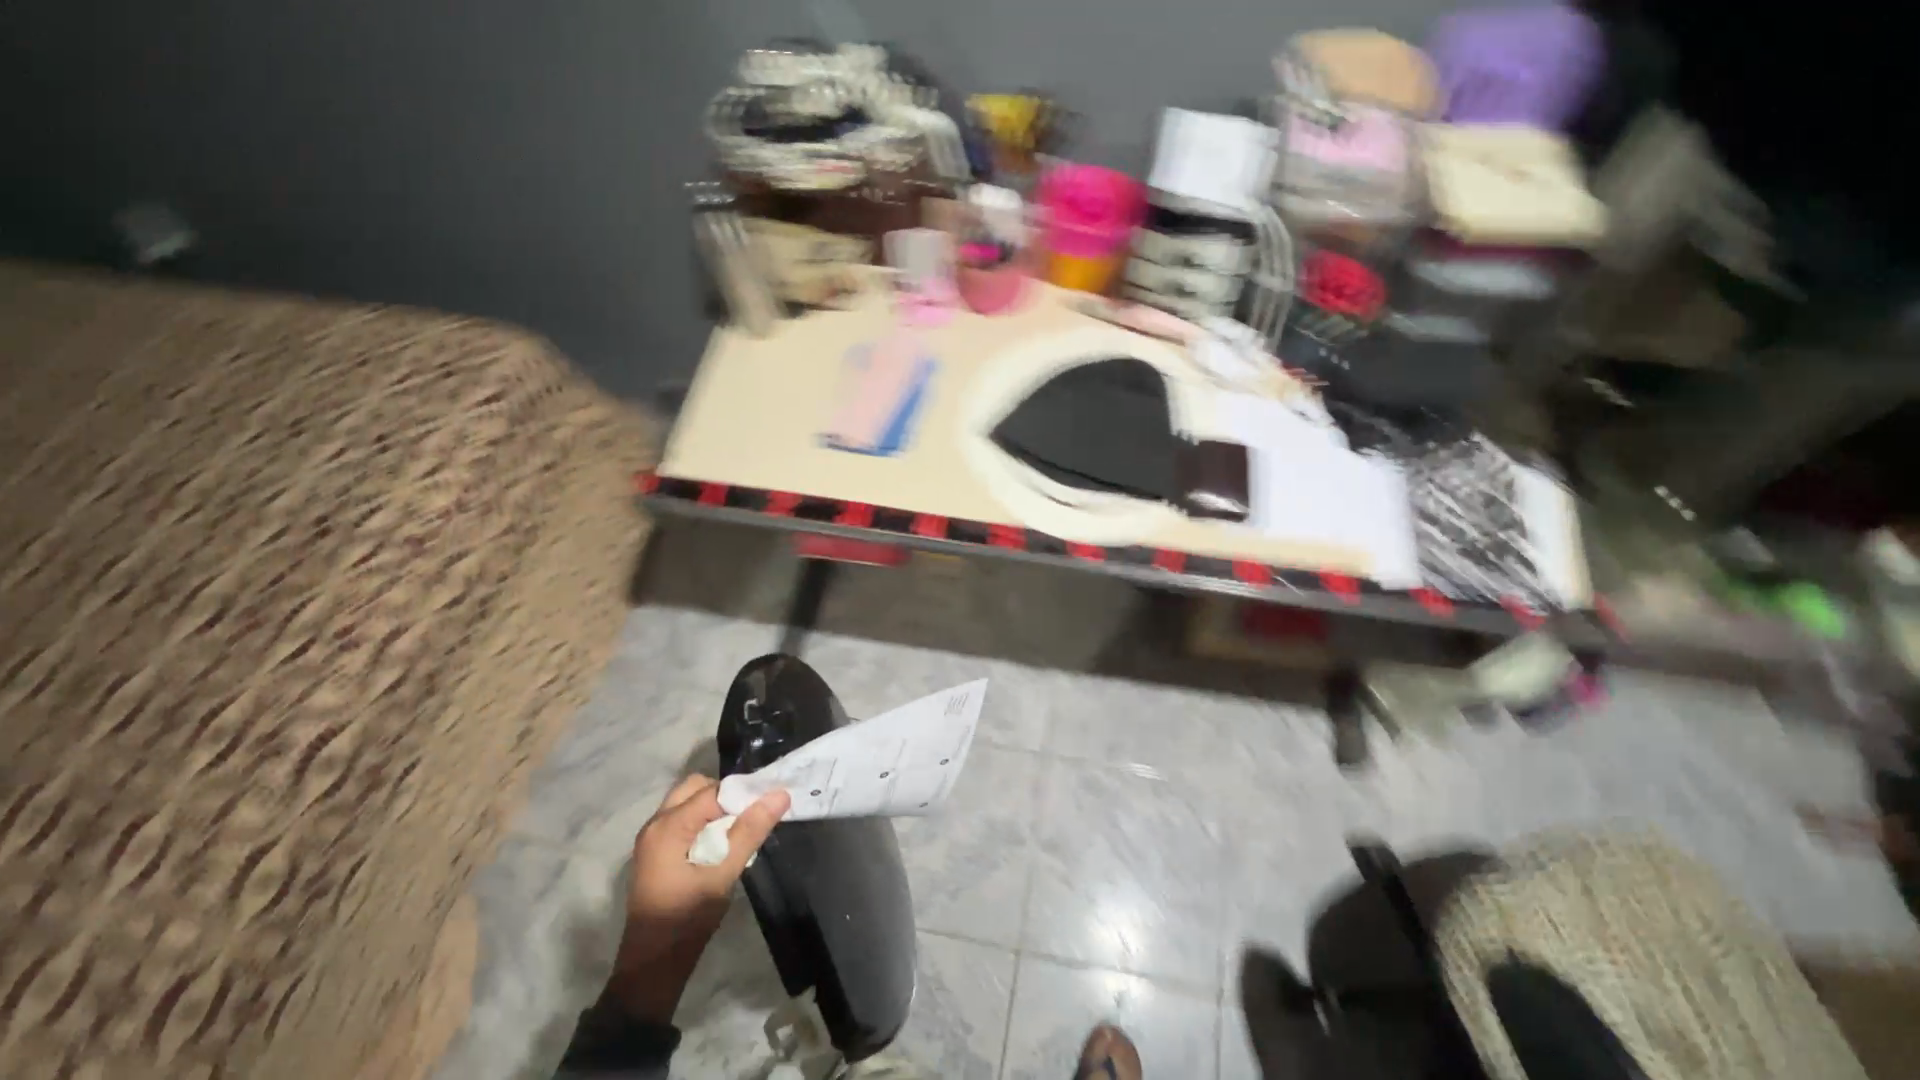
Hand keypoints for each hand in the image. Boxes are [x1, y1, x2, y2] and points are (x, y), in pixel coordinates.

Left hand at [605, 774, 790, 1023]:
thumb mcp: (723, 874)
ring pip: (688, 803)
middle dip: (727, 795)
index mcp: (668, 826)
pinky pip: (682, 820)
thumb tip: (779, 795)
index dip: (743, 792)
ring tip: (743, 826)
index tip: (772, 799)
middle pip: (696, 788)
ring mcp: (652, 838)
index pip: (713, 791)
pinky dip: (704, 821)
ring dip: (715, 808)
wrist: (653, 963)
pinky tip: (723, 841)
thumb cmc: (688, 919)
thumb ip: (750, 831)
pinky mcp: (655, 852)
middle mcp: (655, 823)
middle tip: (754, 812)